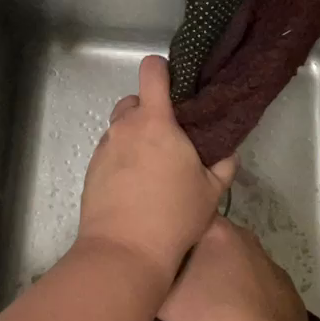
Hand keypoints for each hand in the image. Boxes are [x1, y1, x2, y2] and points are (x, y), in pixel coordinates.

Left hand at [77, 56, 236, 279]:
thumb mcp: (210, 192)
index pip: (152, 71)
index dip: (163, 69)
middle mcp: (124, 127)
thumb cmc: (173, 216)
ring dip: (135, 137)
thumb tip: (228, 154)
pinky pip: (110, 152)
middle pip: (134, 100)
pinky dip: (122, 159)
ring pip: (120, 128)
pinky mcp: (91, 170)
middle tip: (169, 138)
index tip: (176, 84)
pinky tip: (136, 186)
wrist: (124, 251)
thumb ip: (222, 166)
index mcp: (155, 121)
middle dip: (150, 111)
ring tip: (153, 167)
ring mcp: (104, 148)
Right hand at [158, 218, 309, 320]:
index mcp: (217, 231)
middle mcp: (245, 236)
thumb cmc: (213, 317)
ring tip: (208, 302)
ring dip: (221, 275)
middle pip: (212, 241)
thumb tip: (147, 283)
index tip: (162, 254)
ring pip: (235, 261)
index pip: (188, 221)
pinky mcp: (283, 282)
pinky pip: (255, 281)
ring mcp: (268, 259)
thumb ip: (154, 286)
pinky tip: (237, 314)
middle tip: (180, 280)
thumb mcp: (167, 305)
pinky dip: (244, 292)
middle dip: (197, 257)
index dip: (173, 237)